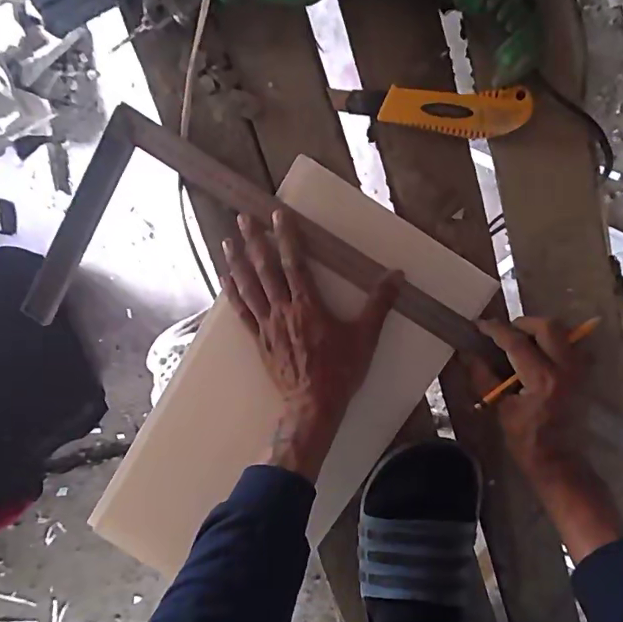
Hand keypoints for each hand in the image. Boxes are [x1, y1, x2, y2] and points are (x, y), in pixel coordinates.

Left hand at [223, 211, 401, 480]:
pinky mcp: (260, 341)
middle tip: (243, 218)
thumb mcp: (365, 337)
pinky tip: (225, 279)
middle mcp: (283, 310)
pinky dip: (233, 294)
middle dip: (254, 241)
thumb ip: (379, 304)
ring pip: (249, 287)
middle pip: (265, 269)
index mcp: (308, 305)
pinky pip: (242, 312)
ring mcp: (268, 326)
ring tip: (228, 241)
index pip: (294, 263)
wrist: (313, 406)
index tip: (277, 215)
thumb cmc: (340, 372)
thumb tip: (397, 276)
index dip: (286, 237)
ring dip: (238, 262)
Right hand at [468, 317, 622, 559]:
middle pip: (548, 327)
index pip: (517, 343)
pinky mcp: (585, 377)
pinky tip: (541, 354)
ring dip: (541, 331)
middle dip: (523, 323)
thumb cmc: (528, 442)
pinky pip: (573, 347)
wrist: (560, 463)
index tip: (480, 325)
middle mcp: (566, 369)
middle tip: (506, 332)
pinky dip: (556, 343)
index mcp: (542, 380)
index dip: (496, 330)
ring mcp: (579, 371)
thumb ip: (485, 378)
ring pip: (564, 333)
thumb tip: (468, 354)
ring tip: (523, 341)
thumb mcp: (502, 410)